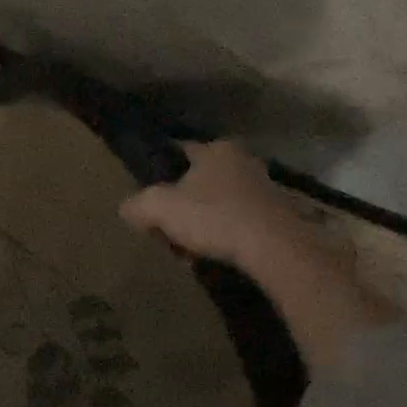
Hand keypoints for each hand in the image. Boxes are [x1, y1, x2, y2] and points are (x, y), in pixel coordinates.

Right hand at [121, 140, 395, 368]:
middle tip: (166, 229)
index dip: (159, 171)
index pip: (178, 151)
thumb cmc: (213, 217)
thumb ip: (137, 204)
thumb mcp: (159, 207)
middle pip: (197, 182)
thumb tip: (128, 209)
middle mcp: (242, 161)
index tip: (148, 194)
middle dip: (181, 205)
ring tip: (189, 251)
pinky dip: (224, 237)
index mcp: (215, 149)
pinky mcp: (279, 216)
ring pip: (218, 204)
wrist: (275, 249)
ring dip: (202, 225)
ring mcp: (265, 188)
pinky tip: (214, 256)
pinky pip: (239, 223)